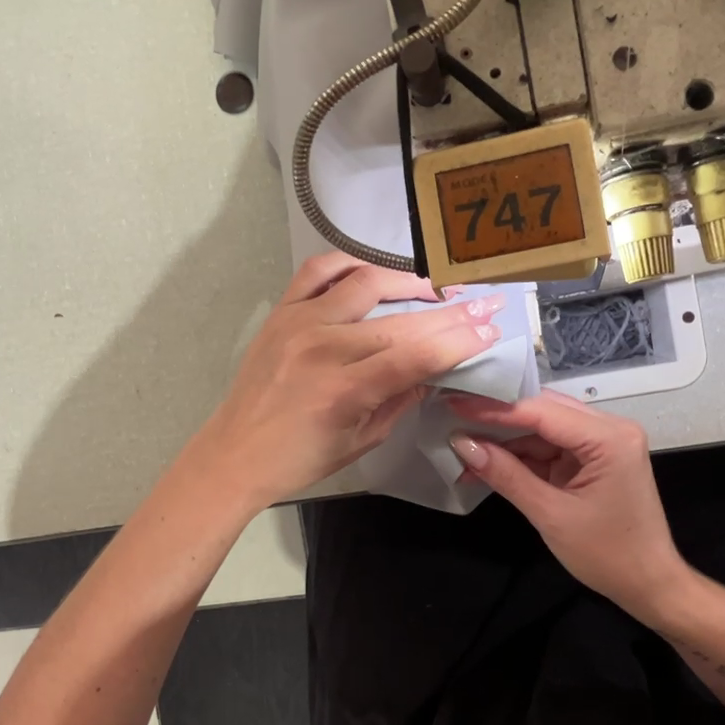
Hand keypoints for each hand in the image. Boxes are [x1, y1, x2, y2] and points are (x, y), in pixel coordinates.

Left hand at [187, 254, 503, 506]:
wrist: (234, 453)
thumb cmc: (299, 459)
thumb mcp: (360, 442)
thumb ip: (399, 401)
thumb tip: (433, 371)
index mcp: (345, 389)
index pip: (417, 355)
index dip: (459, 340)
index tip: (490, 328)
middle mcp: (324, 347)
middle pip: (401, 320)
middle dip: (449, 313)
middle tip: (481, 303)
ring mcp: (299, 322)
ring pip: (366, 283)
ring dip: (407, 282)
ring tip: (433, 289)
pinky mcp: (281, 311)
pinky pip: (318, 271)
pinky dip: (350, 265)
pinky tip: (373, 274)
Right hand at [449, 393, 693, 618]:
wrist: (648, 584)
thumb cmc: (607, 554)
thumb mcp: (550, 514)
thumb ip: (506, 475)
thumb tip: (462, 444)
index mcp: (609, 438)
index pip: (542, 411)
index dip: (494, 408)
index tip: (453, 403)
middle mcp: (610, 429)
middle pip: (543, 411)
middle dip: (497, 417)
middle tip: (451, 414)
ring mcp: (602, 443)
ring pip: (543, 428)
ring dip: (504, 439)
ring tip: (461, 444)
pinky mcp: (593, 458)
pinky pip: (550, 446)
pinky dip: (519, 455)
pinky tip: (486, 461)